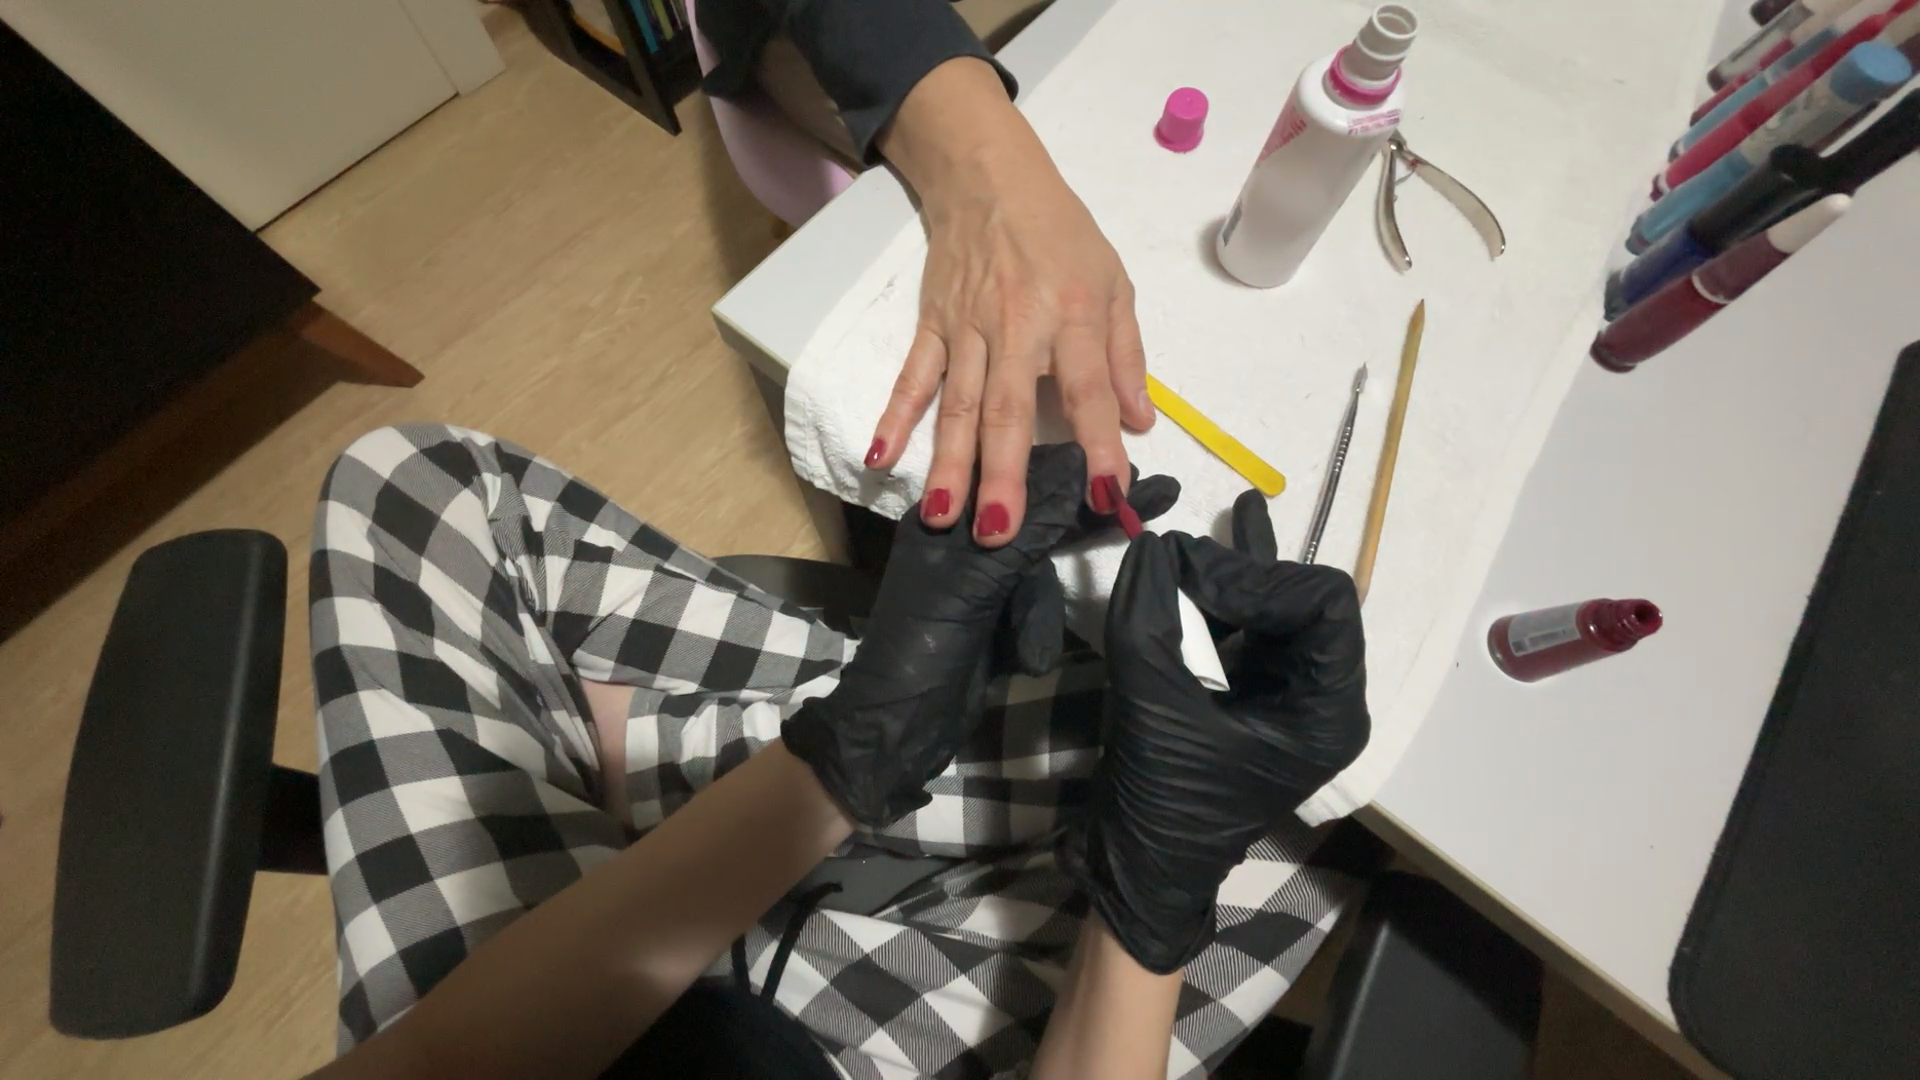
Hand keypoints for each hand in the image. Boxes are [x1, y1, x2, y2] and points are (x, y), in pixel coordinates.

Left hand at [783, 444, 1178, 826]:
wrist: (901, 725)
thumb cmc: (924, 644)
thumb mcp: (974, 581)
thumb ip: (1026, 529)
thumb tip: (1077, 467)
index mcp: (946, 516)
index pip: (1019, 482)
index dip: (1075, 475)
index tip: (1132, 472)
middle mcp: (966, 539)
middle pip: (1039, 518)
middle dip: (1089, 516)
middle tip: (1158, 495)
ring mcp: (982, 582)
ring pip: (1042, 568)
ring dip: (1048, 600)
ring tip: (1062, 610)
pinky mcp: (997, 617)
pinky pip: (1036, 606)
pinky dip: (1038, 630)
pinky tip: (1028, 657)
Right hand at [871, 58, 1155, 546]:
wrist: (990, 178)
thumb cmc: (1062, 236)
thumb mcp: (1114, 283)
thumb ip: (1127, 357)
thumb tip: (1140, 423)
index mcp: (1074, 315)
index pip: (1089, 390)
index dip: (1098, 444)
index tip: (1105, 496)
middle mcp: (1018, 327)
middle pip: (1008, 409)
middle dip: (1002, 473)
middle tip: (997, 531)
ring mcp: (967, 329)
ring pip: (957, 404)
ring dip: (949, 462)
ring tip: (942, 516)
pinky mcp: (932, 326)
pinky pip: (913, 376)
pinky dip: (896, 416)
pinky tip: (881, 457)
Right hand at [1060, 491, 1369, 972]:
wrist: (1143, 859)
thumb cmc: (1160, 792)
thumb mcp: (1149, 697)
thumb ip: (1148, 613)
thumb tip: (1155, 543)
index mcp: (1324, 710)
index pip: (1325, 604)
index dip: (1260, 580)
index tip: (1195, 588)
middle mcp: (1321, 696)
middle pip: (1303, 600)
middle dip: (1241, 574)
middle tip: (1179, 564)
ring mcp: (1289, 692)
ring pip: (1279, 606)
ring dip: (1239, 572)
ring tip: (1224, 522)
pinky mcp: (1255, 690)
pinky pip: (1251, 626)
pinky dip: (1230, 590)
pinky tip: (1231, 534)